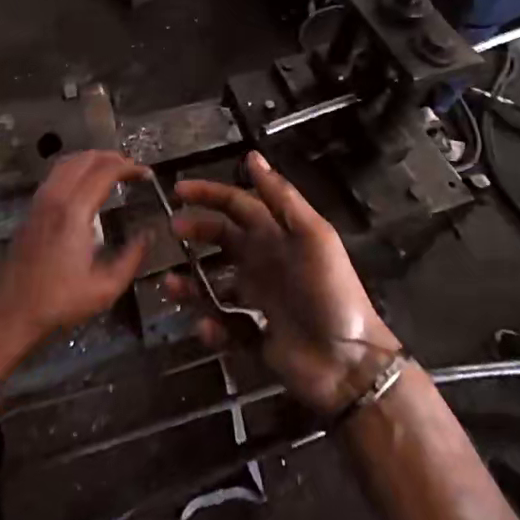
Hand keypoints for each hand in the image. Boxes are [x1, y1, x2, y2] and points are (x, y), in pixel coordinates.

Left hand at [0, 151, 150, 345]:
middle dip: (113, 158)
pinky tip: (86, 183)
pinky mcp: (31, 209)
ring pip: (67, 162)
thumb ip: (131, 258)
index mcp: (74, 212)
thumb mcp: (105, 288)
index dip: (129, 168)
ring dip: (93, 159)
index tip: (147, 174)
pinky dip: (76, 168)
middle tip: (133, 169)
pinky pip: (55, 174)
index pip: (105, 172)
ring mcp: (39, 201)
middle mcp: (55, 198)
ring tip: (113, 170)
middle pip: (86, 159)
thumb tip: (148, 234)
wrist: (10, 313)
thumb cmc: (59, 302)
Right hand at [166, 152, 401, 413]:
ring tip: (172, 286)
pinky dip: (211, 326)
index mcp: (278, 235)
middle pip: (223, 237)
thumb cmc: (330, 291)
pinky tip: (207, 328)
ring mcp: (258, 299)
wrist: (348, 363)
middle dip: (197, 229)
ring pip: (214, 284)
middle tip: (171, 229)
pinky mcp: (255, 336)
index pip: (238, 204)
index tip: (178, 190)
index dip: (210, 194)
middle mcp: (265, 261)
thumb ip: (281, 197)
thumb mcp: (312, 236)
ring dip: (191, 283)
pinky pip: (224, 327)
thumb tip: (252, 156)